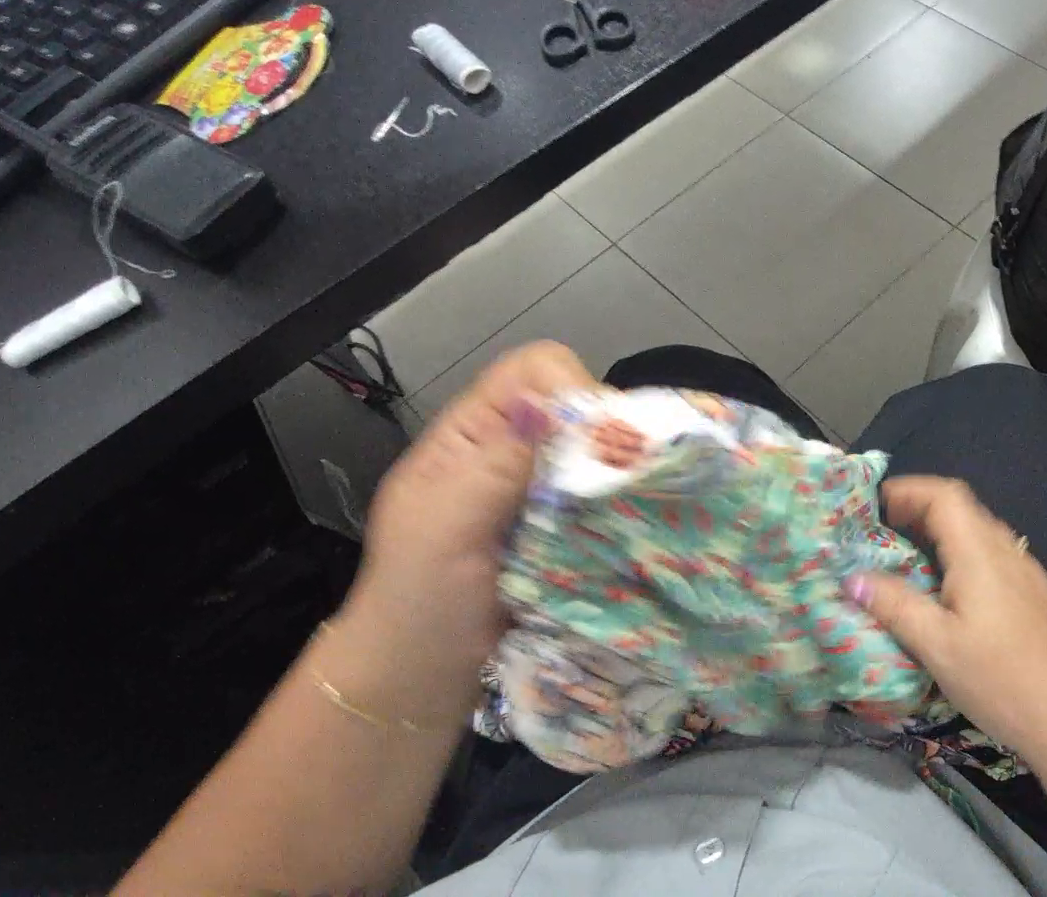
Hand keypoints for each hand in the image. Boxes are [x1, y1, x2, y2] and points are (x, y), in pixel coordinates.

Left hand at [347, 341, 596, 665]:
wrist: (421, 676)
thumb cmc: (419, 599)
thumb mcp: (445, 526)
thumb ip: (496, 462)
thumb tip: (554, 398)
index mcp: (472, 434)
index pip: (534, 370)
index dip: (570, 389)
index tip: (593, 440)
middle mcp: (512, 449)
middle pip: (577, 405)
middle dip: (604, 435)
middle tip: (618, 481)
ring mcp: (542, 488)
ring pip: (598, 452)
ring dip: (616, 474)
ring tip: (627, 508)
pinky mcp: (567, 525)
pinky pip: (605, 496)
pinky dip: (620, 506)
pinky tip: (624, 528)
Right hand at [844, 476, 1046, 769]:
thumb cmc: (1001, 680)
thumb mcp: (937, 645)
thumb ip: (894, 605)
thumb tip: (851, 578)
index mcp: (980, 553)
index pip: (944, 495)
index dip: (907, 489)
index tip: (872, 506)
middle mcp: (1006, 552)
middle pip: (961, 509)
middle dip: (917, 509)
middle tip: (879, 532)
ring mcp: (1025, 574)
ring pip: (977, 533)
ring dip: (938, 533)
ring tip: (904, 558)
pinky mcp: (1034, 598)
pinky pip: (990, 557)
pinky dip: (959, 555)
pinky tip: (945, 591)